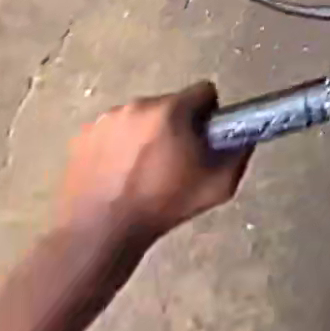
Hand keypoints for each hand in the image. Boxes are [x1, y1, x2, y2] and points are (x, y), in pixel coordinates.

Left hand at [59, 81, 251, 243]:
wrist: (98, 239)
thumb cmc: (162, 208)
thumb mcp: (219, 185)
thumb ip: (240, 152)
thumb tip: (247, 135)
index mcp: (171, 110)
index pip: (204, 91)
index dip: (209, 114)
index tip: (202, 138)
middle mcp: (138, 105)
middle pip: (171, 104)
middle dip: (176, 124)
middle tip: (172, 159)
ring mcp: (106, 120)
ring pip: (141, 116)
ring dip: (147, 133)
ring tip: (142, 169)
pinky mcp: (82, 136)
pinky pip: (114, 129)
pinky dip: (119, 144)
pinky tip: (117, 173)